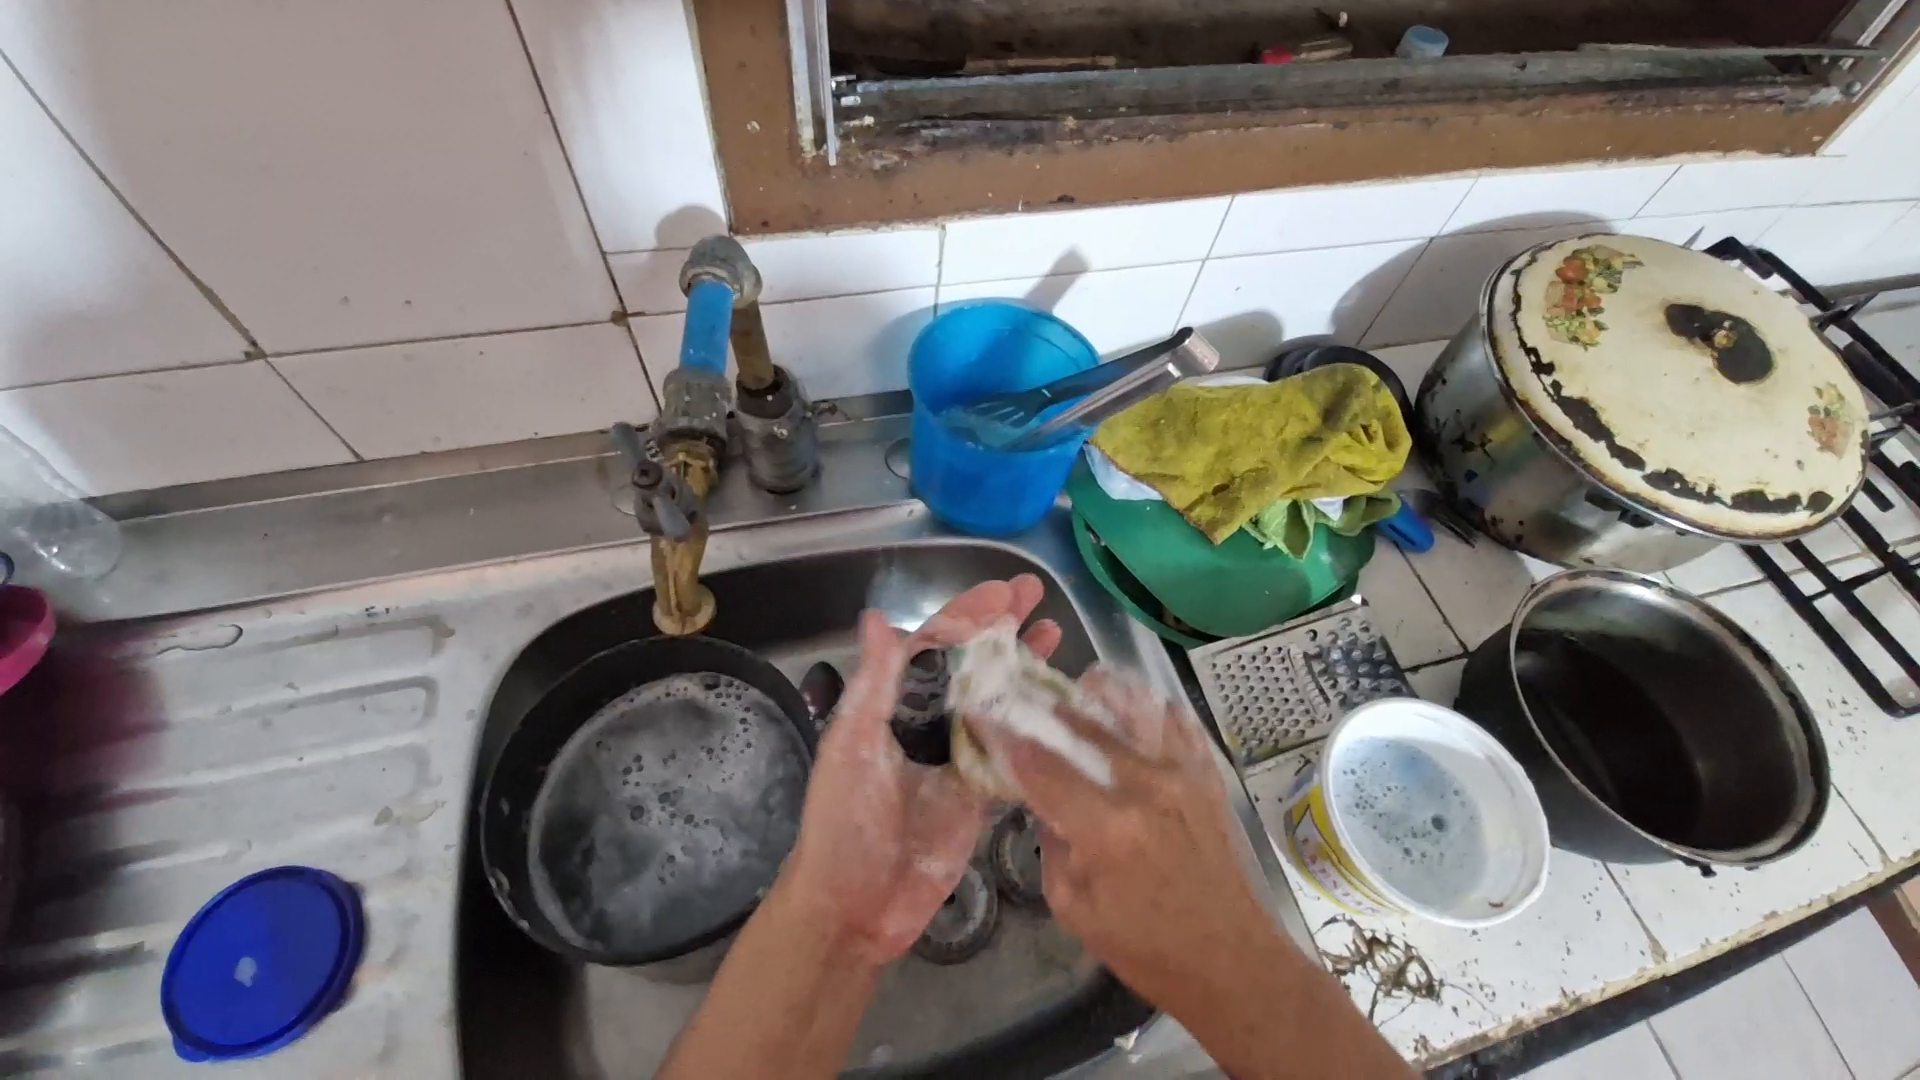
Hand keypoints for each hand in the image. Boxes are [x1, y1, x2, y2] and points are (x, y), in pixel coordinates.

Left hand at [779, 575, 1061, 964]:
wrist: (856, 907)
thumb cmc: (844, 822)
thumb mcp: (853, 746)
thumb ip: (874, 682)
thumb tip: (876, 616)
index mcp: (893, 704)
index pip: (935, 644)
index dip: (968, 613)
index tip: (1002, 590)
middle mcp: (927, 722)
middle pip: (971, 664)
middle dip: (1002, 627)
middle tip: (1036, 594)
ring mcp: (957, 757)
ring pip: (996, 700)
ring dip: (1022, 666)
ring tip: (1055, 633)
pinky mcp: (980, 794)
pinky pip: (1011, 751)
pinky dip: (1034, 725)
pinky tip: (1060, 705)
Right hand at [972, 669, 1274, 1014]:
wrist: (1233, 962)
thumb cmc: (1147, 948)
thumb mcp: (1074, 910)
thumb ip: (1053, 846)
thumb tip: (1045, 802)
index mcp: (1106, 827)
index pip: (1042, 767)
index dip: (1008, 739)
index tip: (985, 718)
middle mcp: (1145, 787)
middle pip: (1087, 729)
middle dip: (1050, 709)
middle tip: (1027, 694)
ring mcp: (1183, 777)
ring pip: (1137, 714)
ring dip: (1106, 694)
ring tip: (1086, 681)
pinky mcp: (1209, 780)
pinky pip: (1182, 727)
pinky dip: (1158, 710)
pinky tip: (1142, 701)